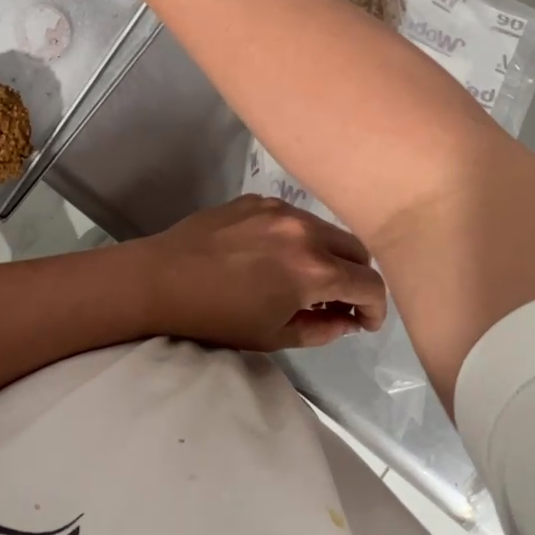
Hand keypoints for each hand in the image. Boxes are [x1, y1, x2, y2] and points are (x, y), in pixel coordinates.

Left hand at [124, 196, 387, 351]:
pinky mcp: (254, 199)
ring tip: (305, 279)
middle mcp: (303, 230)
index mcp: (314, 268)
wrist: (160, 278)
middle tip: (337, 301)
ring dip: (328, 254)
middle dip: (356, 277)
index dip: (374, 309)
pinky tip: (273, 256)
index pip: (369, 284)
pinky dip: (297, 236)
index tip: (362, 322)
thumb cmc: (217, 316)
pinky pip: (292, 215)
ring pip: (324, 228)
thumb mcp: (275, 335)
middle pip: (355, 249)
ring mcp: (277, 208)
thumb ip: (322, 328)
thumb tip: (345, 320)